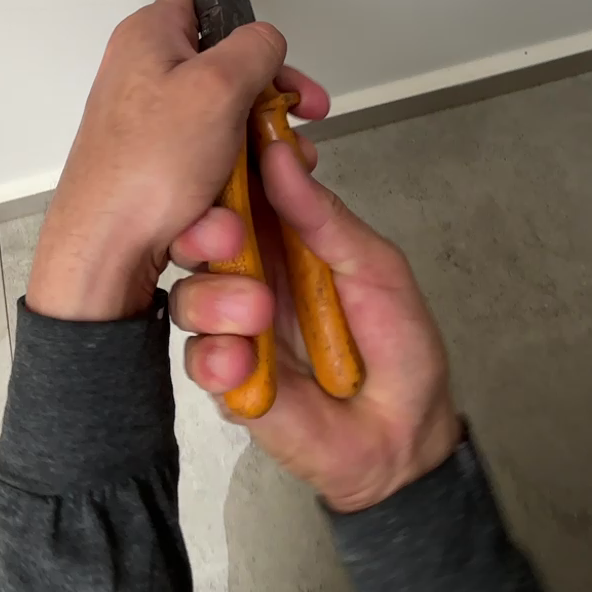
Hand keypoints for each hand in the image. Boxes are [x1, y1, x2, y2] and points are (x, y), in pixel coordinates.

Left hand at [25, 0, 326, 321]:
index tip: (281, 56)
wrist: (104, 250)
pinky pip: (207, 152)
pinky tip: (249, 190)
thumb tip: (267, 39)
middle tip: (300, 115)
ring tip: (278, 166)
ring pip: (222, 114)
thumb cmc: (147, 167)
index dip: (248, 22)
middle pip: (224, 65)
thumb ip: (254, 48)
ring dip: (258, 138)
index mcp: (150, 36)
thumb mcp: (217, 88)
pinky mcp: (155, 160)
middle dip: (269, 94)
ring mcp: (148, 119)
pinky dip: (234, 167)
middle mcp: (144, 72)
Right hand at [170, 141, 461, 512]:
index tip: (233, 161)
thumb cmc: (397, 343)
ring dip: (211, 298)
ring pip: (188, 295)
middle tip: (227, 237)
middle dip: (201, 230)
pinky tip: (244, 363)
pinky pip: (196, 358)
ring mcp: (233, 327)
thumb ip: (323, 217)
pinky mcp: (226, 378)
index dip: (228, 174)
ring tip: (257, 312)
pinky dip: (215, 356)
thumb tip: (279, 153)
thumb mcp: (374, 267)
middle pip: (197, 238)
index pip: (239, 193)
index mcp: (282, 237)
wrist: (403, 438)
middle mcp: (249, 274)